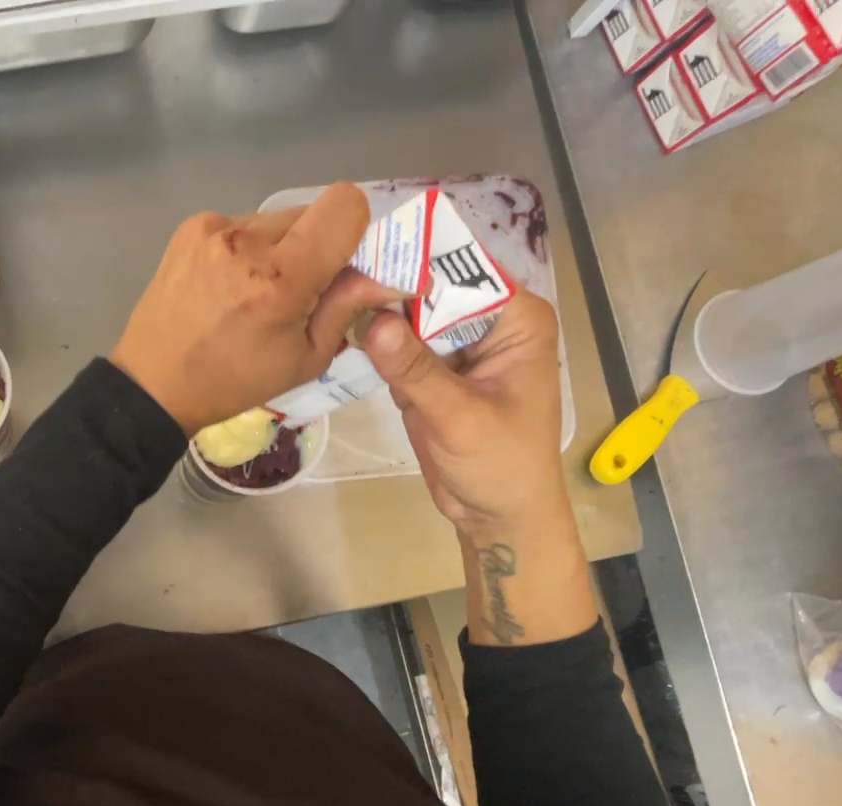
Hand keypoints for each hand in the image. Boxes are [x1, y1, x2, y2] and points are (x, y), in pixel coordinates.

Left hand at [110, 183, 398, 433]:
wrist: (155, 385)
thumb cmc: (233, 382)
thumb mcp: (304, 360)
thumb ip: (347, 308)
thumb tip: (385, 275)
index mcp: (281, 277)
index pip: (346, 205)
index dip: (353, 231)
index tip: (341, 265)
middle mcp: (247, 240)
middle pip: (311, 213)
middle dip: (314, 247)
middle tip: (296, 293)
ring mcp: (214, 230)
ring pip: (275, 220)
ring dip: (279, 249)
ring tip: (253, 294)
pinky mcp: (191, 228)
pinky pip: (241, 225)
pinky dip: (246, 250)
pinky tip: (226, 287)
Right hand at [367, 290, 592, 645]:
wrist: (496, 513)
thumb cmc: (500, 465)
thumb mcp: (460, 417)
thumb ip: (417, 371)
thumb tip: (375, 323)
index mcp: (515, 320)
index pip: (463, 271)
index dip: (416, 261)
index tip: (365, 256)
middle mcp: (486, 322)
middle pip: (431, 287)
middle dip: (387, 284)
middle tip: (334, 279)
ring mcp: (454, 346)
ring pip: (408, 313)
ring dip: (372, 310)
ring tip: (327, 299)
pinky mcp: (429, 371)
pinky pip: (397, 344)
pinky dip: (371, 342)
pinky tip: (336, 329)